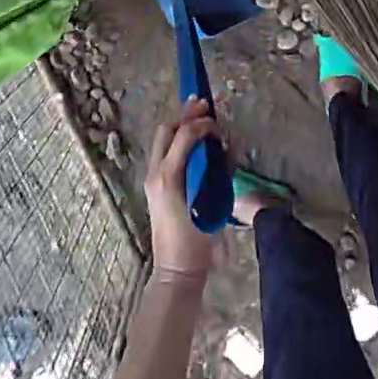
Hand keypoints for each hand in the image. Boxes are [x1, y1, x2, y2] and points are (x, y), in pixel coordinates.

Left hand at [144, 97, 217, 275]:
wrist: (177, 272)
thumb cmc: (195, 242)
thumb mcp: (210, 205)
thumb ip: (216, 173)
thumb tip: (224, 146)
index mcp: (167, 176)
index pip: (183, 134)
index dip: (201, 124)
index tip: (217, 124)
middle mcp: (155, 173)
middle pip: (166, 130)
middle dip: (185, 115)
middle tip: (204, 106)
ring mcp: (153, 179)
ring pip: (163, 139)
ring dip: (180, 125)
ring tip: (200, 116)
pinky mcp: (156, 186)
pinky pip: (165, 153)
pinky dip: (178, 140)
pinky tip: (194, 140)